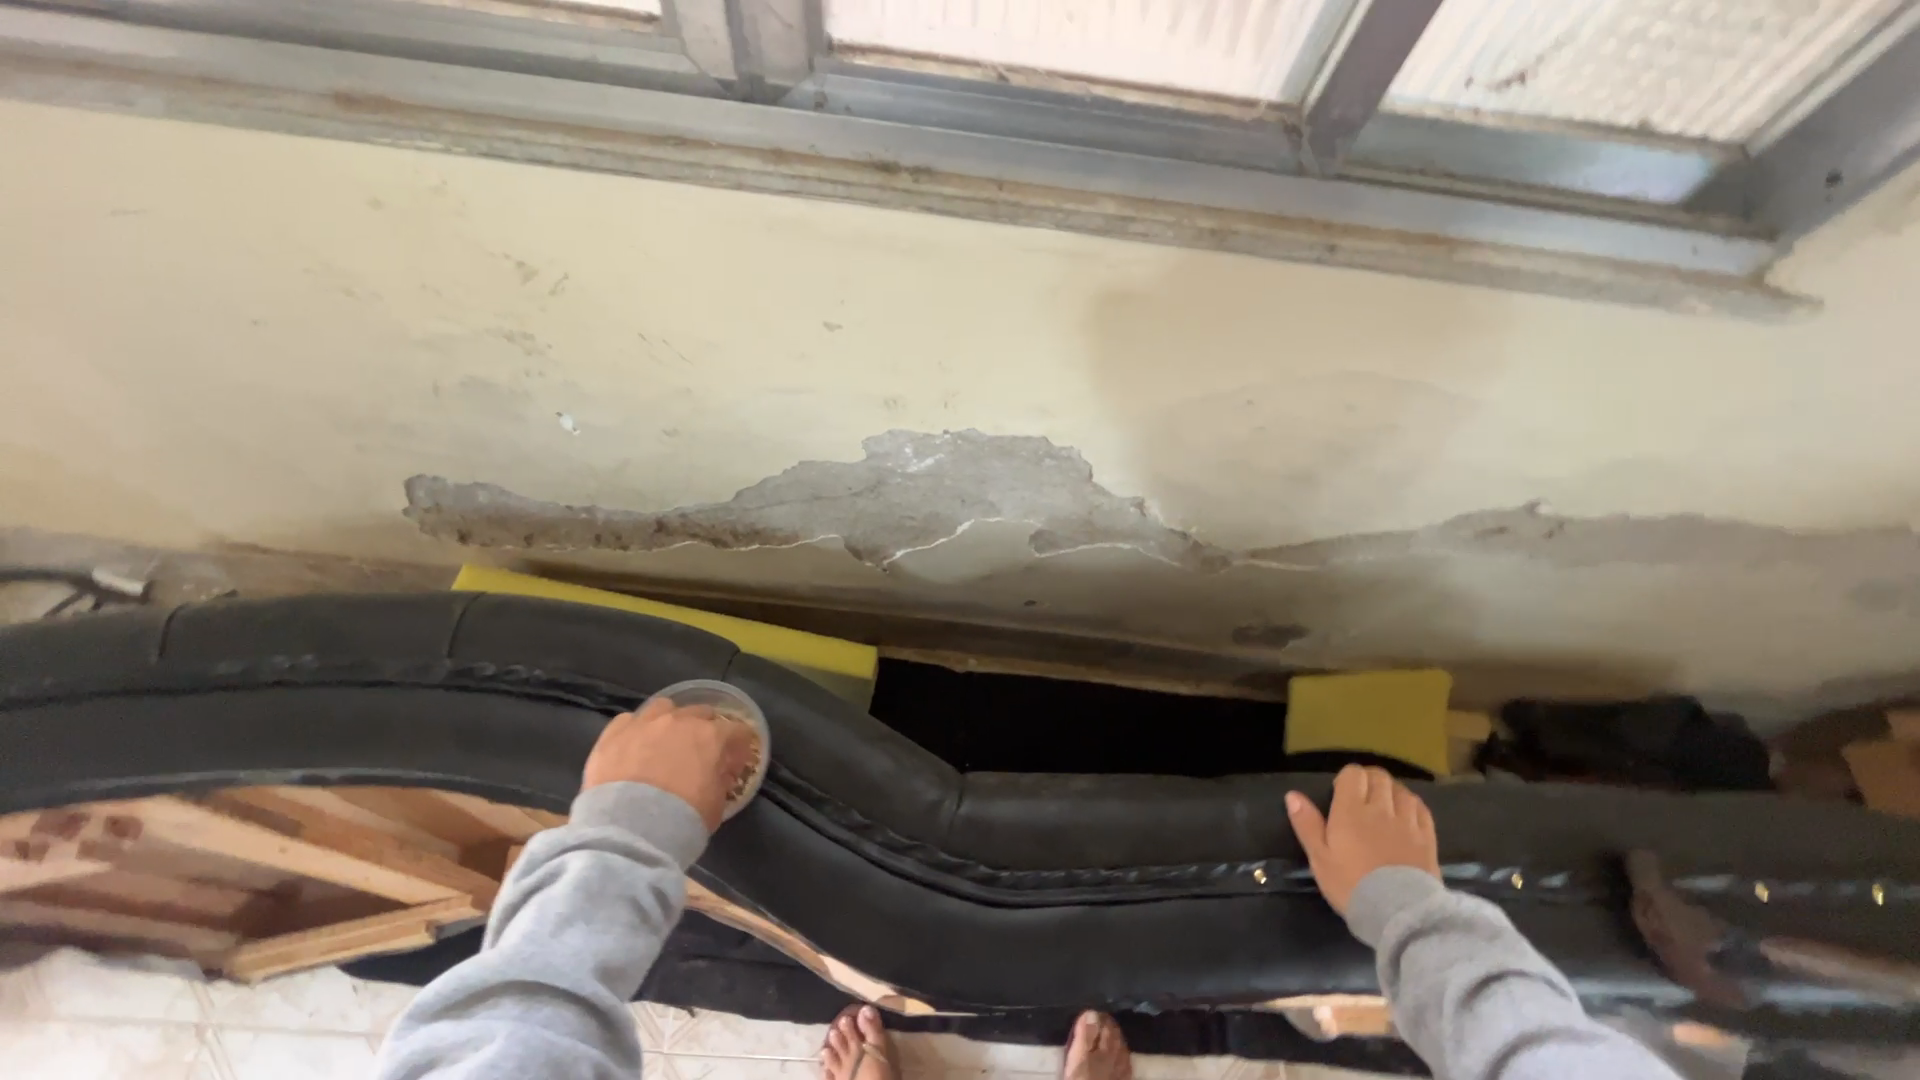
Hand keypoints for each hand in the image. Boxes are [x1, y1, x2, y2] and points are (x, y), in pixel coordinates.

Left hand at [582, 696, 756, 831]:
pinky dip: (635, 730)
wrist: (628, 830)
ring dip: (670, 721)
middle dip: (705, 729)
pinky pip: (629, 720)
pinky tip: (632, 747)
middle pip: (701, 712)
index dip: (739, 746)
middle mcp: (680, 721)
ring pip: (664, 707)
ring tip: (664, 741)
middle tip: (700, 753)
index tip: (735, 764)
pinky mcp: (613, 734)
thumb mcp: (717, 805)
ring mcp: (645, 724)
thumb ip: (721, 781)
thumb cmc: (682, 819)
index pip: (738, 730)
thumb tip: (720, 774)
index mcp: (711, 737)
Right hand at [1286, 764, 1440, 914]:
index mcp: (1351, 810)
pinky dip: (1411, 804)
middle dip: (1369, 780)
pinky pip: (1421, 808)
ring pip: (1401, 790)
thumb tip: (1292, 795)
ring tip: (1384, 805)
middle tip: (1361, 798)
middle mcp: (1381, 808)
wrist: (1399, 913)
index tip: (1340, 793)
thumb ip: (1307, 824)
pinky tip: (1406, 814)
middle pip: (1379, 777)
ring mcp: (1408, 822)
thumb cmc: (1351, 885)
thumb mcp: (1319, 858)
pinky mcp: (1428, 838)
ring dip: (1390, 791)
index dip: (1346, 778)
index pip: (1353, 774)